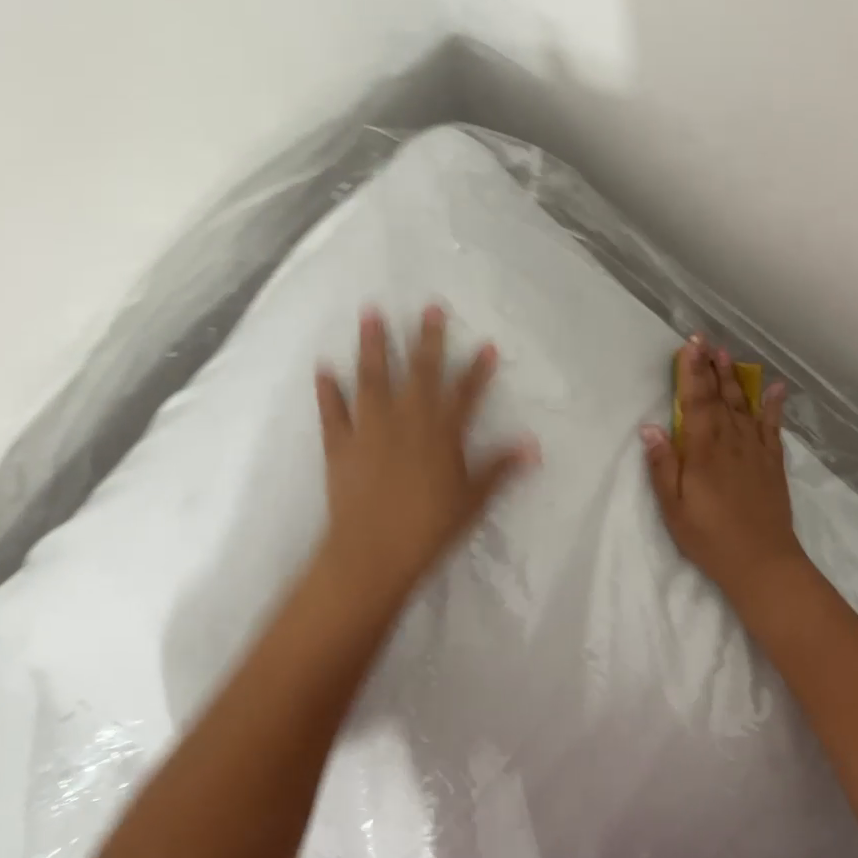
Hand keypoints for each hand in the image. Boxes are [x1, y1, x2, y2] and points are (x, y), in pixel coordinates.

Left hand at [314, 305, 536, 595]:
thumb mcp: (473, 500)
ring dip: (372, 345)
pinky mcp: (339, 443)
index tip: (486, 344)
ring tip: (370, 313)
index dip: (477, 369)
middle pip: (419, 372)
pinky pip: (332, 410)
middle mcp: (407, 420)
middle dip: (426, 338)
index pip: (465, 393)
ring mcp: (369, 428)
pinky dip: (327, 388)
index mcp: (443, 433)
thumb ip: (501, 468)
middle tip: (428, 306)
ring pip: (372, 378)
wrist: (373, 551)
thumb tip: (533, 446)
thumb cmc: (430, 528)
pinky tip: (324, 366)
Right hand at [642, 337, 808, 599]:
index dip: (692, 371)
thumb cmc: (708, 537)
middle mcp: (731, 441)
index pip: (696, 400)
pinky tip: (776, 388)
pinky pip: (773, 427)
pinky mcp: (773, 463)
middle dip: (711, 366)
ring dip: (735, 378)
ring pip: (744, 405)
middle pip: (720, 396)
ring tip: (728, 354)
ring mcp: (756, 450)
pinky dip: (773, 405)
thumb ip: (663, 466)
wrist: (761, 560)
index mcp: (703, 449)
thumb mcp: (673, 507)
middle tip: (705, 340)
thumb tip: (650, 428)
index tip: (689, 345)